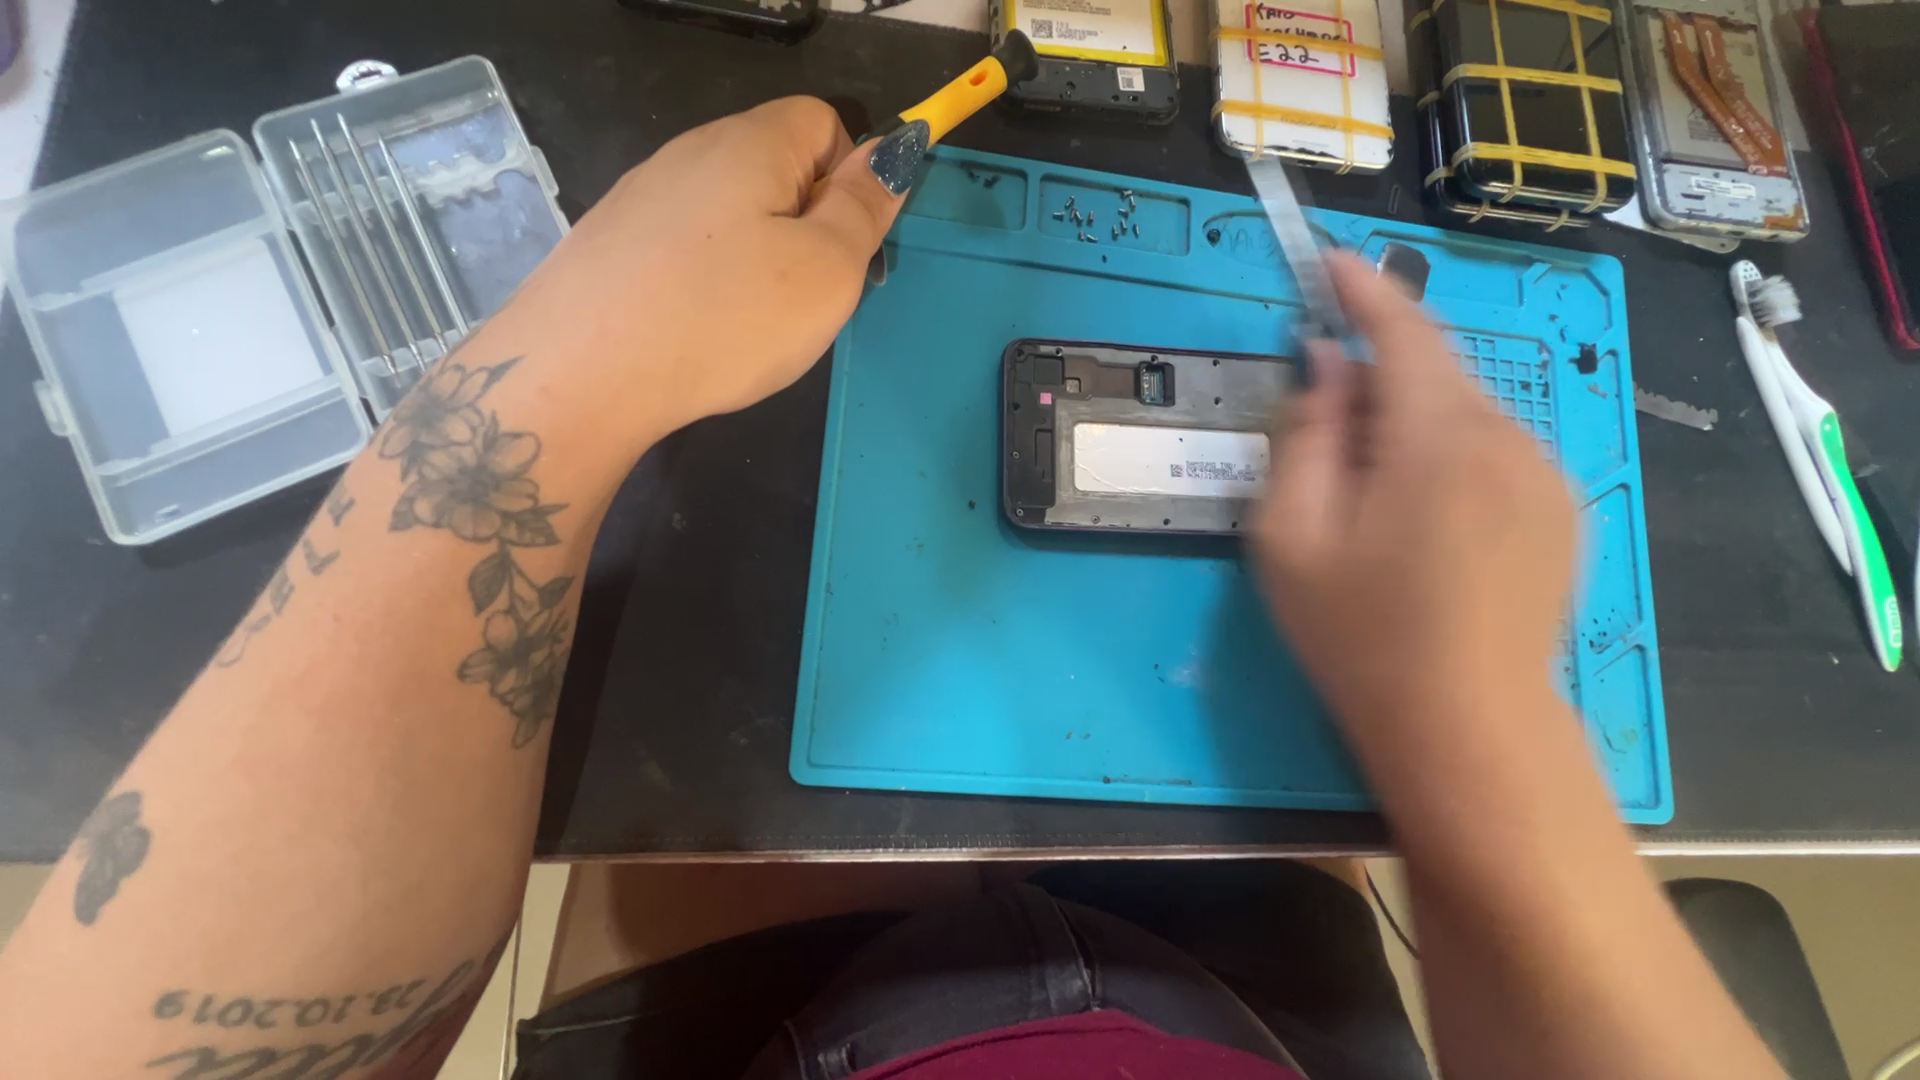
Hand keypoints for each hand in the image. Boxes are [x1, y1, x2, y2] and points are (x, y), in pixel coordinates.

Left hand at [500, 97, 912, 437]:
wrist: (586, 371)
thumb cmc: (727, 317)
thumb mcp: (827, 268)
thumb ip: (865, 207)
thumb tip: (891, 153)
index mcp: (753, 143)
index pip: (824, 121)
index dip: (852, 178)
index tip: (847, 247)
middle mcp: (693, 152)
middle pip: (778, 168)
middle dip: (809, 226)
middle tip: (807, 296)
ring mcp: (647, 196)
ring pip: (734, 214)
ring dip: (762, 258)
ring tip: (753, 321)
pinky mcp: (617, 241)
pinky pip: (692, 246)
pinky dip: (713, 279)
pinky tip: (703, 327)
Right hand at [1253, 253, 1575, 735]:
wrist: (1466, 726)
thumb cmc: (1358, 633)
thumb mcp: (1290, 537)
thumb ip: (1304, 437)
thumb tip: (1324, 367)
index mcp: (1437, 441)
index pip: (1403, 333)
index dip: (1363, 290)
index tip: (1329, 260)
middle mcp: (1509, 439)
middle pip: (1436, 369)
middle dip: (1377, 366)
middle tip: (1320, 410)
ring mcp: (1546, 474)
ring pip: (1464, 408)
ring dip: (1408, 413)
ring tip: (1362, 480)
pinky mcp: (1560, 507)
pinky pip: (1492, 446)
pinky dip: (1443, 445)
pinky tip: (1413, 508)